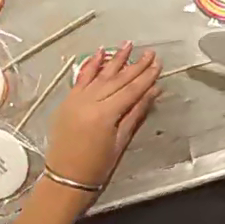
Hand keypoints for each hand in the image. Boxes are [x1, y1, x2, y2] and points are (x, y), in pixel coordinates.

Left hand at [45, 43, 160, 187]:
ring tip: (127, 45)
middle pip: (117, 80)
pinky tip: (99, 54)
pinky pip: (81, 79)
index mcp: (104, 114)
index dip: (146, 77)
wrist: (66, 178)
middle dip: (135, 66)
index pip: (131, 90)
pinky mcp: (67, 102)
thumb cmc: (96, 166)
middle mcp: (89, 102)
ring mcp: (76, 100)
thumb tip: (152, 92)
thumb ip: (135, 113)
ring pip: (99, 75)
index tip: (157, 64)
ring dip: (114, 59)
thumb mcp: (120, 141)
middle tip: (149, 53)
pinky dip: (91, 66)